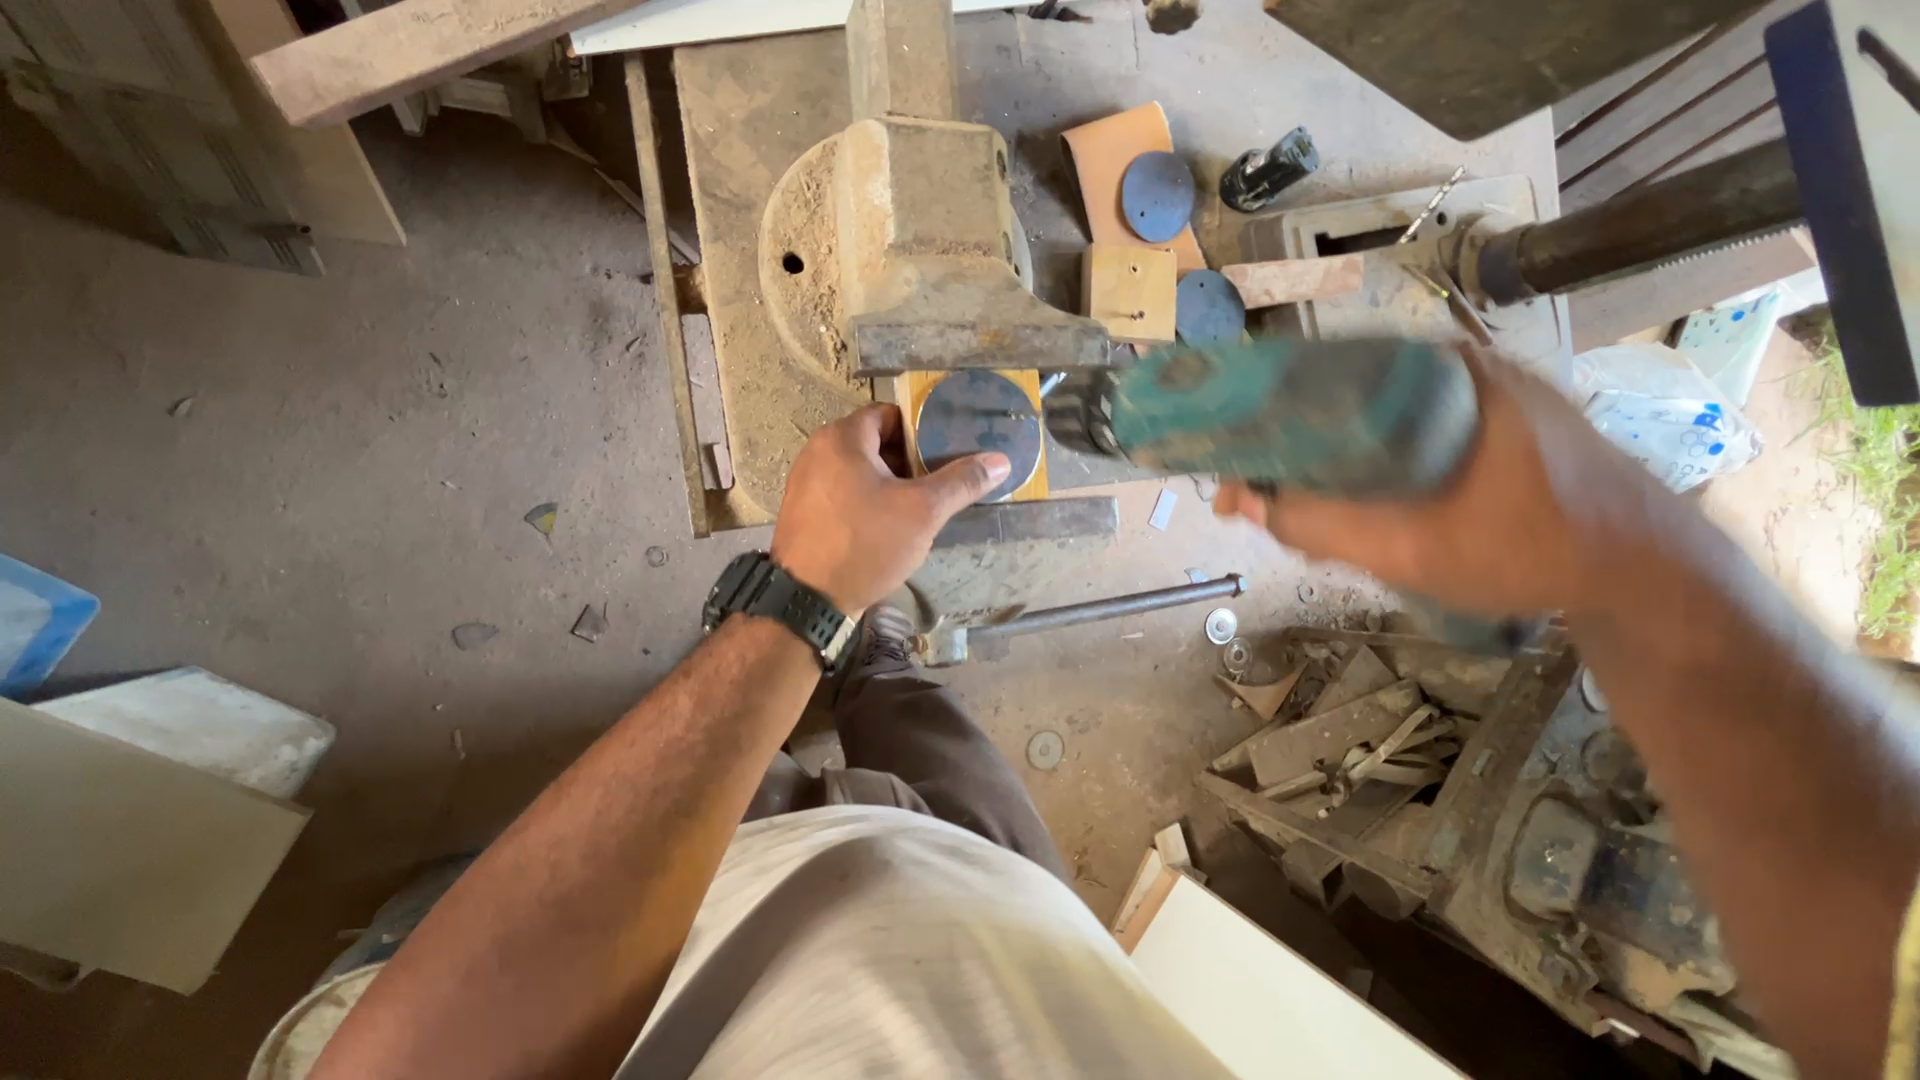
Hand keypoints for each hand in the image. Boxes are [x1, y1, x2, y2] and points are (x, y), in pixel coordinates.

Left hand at [771, 404, 1009, 614]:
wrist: (808, 599)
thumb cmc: (866, 544)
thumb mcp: (923, 512)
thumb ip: (961, 482)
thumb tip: (1000, 460)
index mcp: (843, 438)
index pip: (889, 414)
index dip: (920, 430)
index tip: (945, 452)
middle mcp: (817, 451)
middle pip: (874, 441)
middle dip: (908, 460)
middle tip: (938, 483)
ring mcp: (805, 481)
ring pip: (859, 470)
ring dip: (889, 483)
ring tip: (918, 507)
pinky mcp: (802, 511)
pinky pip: (842, 492)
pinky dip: (866, 500)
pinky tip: (887, 527)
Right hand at [1212, 350, 1669, 617]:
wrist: (1648, 574)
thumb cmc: (1531, 552)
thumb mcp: (1412, 549)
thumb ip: (1321, 525)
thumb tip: (1241, 504)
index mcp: (1443, 372)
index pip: (1325, 378)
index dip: (1269, 423)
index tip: (1240, 469)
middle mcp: (1461, 367)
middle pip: (1345, 397)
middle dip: (1298, 450)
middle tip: (1272, 500)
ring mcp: (1484, 390)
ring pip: (1375, 416)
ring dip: (1335, 459)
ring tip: (1309, 507)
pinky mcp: (1497, 419)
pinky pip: (1409, 429)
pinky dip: (1374, 462)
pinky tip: (1364, 502)